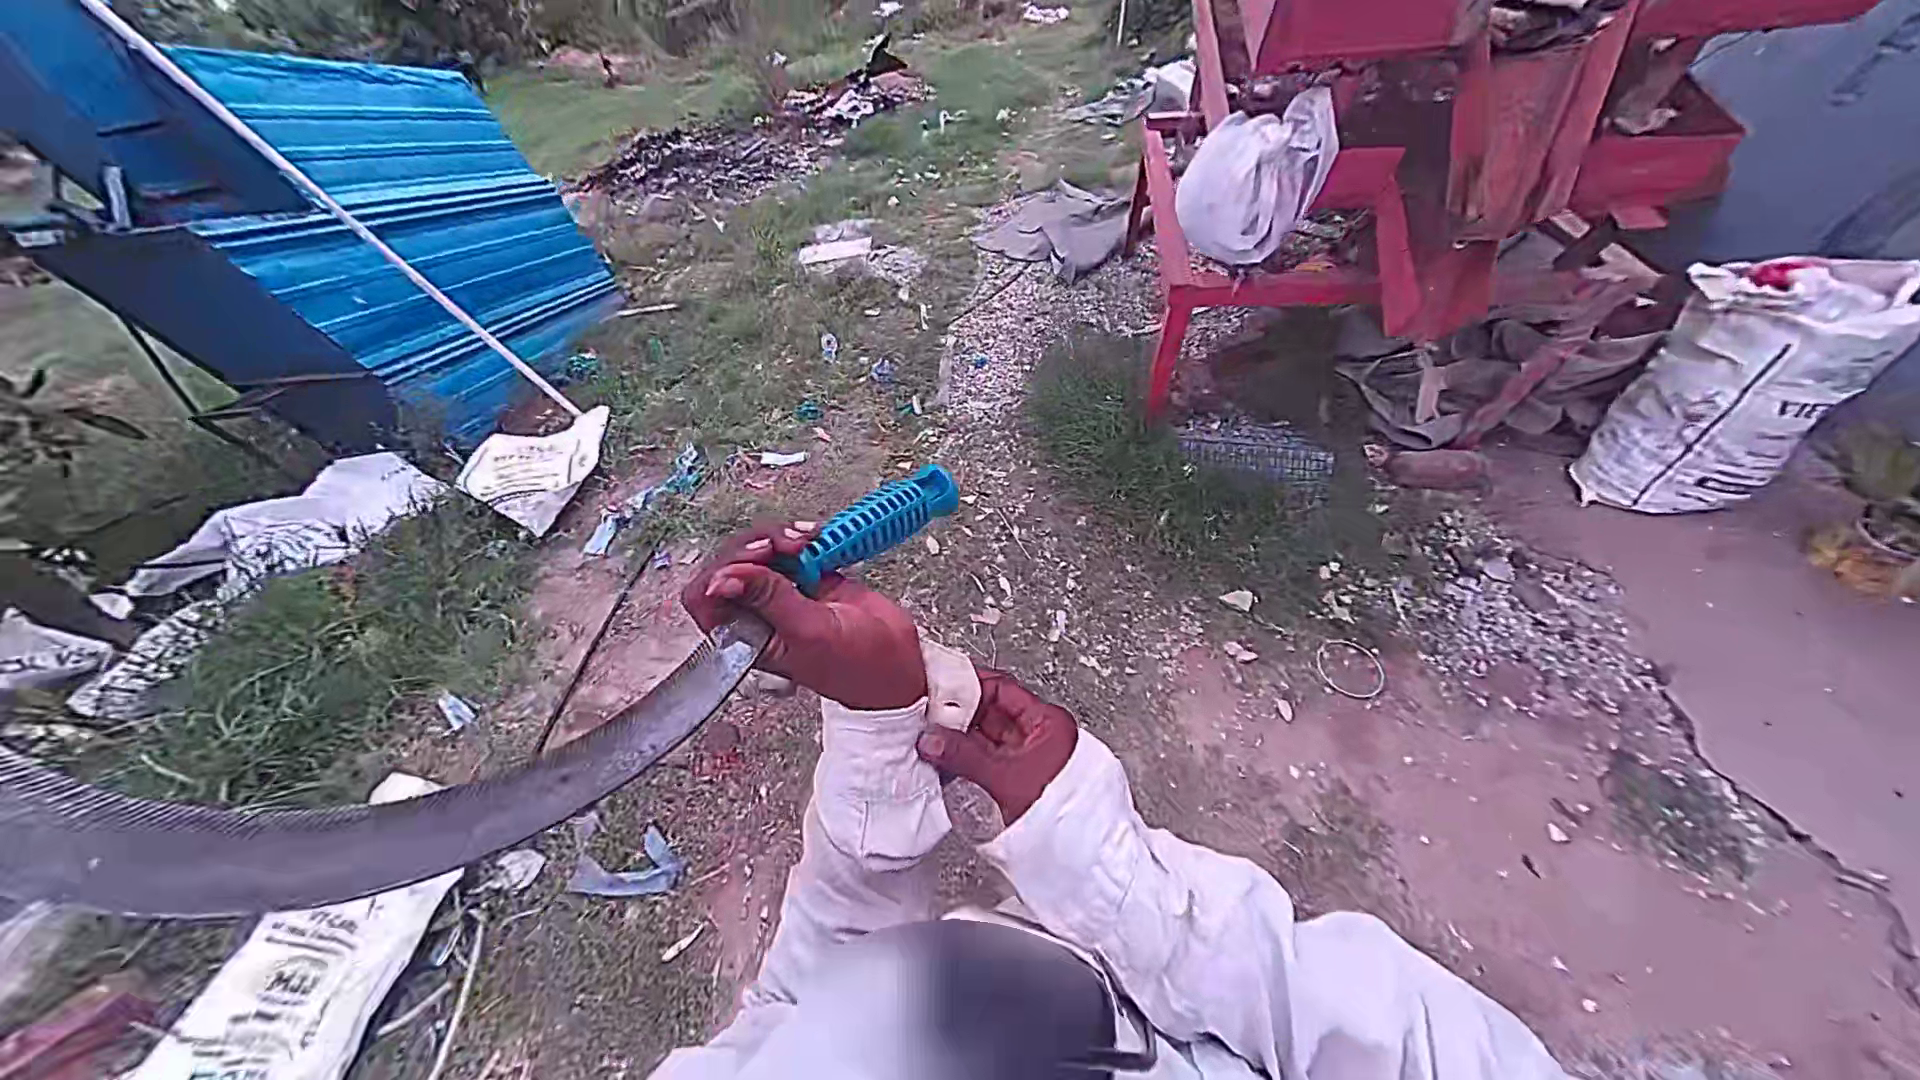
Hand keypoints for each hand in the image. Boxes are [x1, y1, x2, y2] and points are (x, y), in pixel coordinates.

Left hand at [681, 521, 927, 710]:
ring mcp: (781, 592)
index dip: (722, 570)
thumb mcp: (810, 632)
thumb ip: (770, 600)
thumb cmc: (855, 665)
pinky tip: (817, 539)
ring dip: (780, 538)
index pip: (706, 597)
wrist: (897, 660)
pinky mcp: (806, 577)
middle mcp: (757, 613)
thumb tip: (726, 579)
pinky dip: (802, 537)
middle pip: (732, 564)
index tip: (756, 560)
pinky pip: (791, 548)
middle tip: (786, 547)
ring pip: (760, 551)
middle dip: (756, 546)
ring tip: (806, 541)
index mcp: (745, 635)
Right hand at [915, 670, 1076, 822]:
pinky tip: (946, 757)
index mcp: (1048, 724)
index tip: (942, 685)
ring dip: (959, 737)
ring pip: (986, 738)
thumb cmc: (1064, 818)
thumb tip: (933, 738)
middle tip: (929, 712)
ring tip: (932, 734)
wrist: (1079, 862)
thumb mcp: (1005, 779)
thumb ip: (964, 755)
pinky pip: (985, 760)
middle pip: (991, 713)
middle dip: (958, 713)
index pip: (1002, 690)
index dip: (970, 685)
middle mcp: (1039, 738)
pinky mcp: (1017, 782)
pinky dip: (965, 757)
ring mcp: (1028, 760)